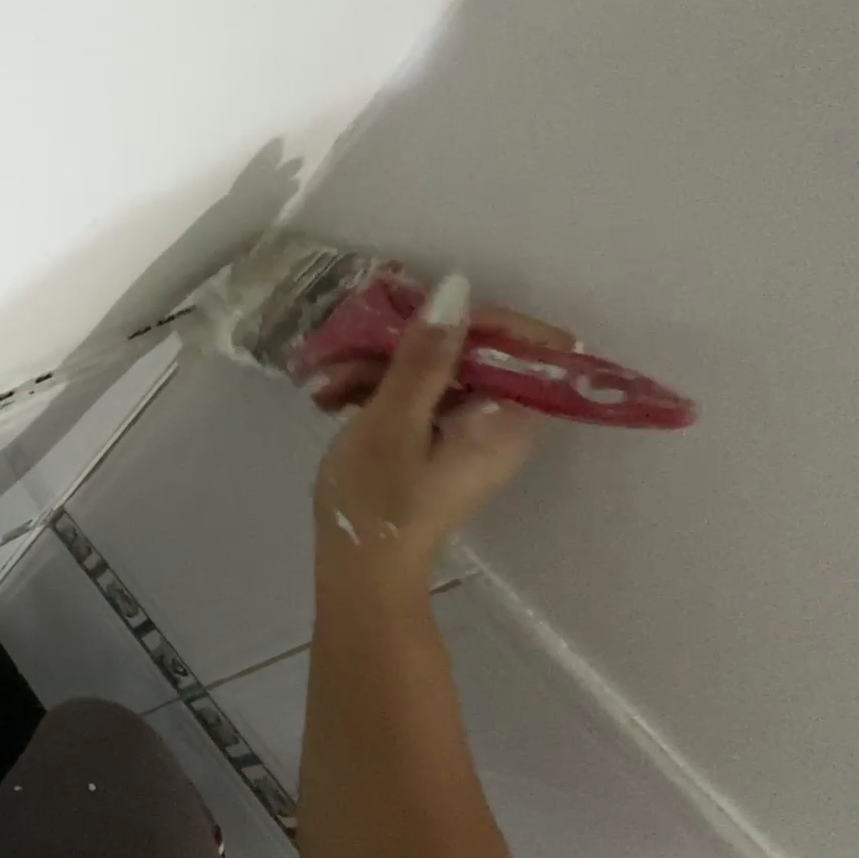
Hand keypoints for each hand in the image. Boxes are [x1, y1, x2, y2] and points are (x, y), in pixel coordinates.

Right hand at [309, 274, 572, 586]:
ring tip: (326, 388)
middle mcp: (499, 423)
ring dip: (380, 371)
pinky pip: (419, 402)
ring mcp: (467, 436)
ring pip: (437, 376)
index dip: (477, 322)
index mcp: (507, 418)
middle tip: (347, 356)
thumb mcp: (391, 421)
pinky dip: (378, 394)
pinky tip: (332, 401)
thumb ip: (424, 357)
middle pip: (473, 356)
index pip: (531, 343)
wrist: (358, 568)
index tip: (414, 327)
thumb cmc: (377, 499)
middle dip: (407, 348)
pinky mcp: (436, 447)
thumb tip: (456, 289)